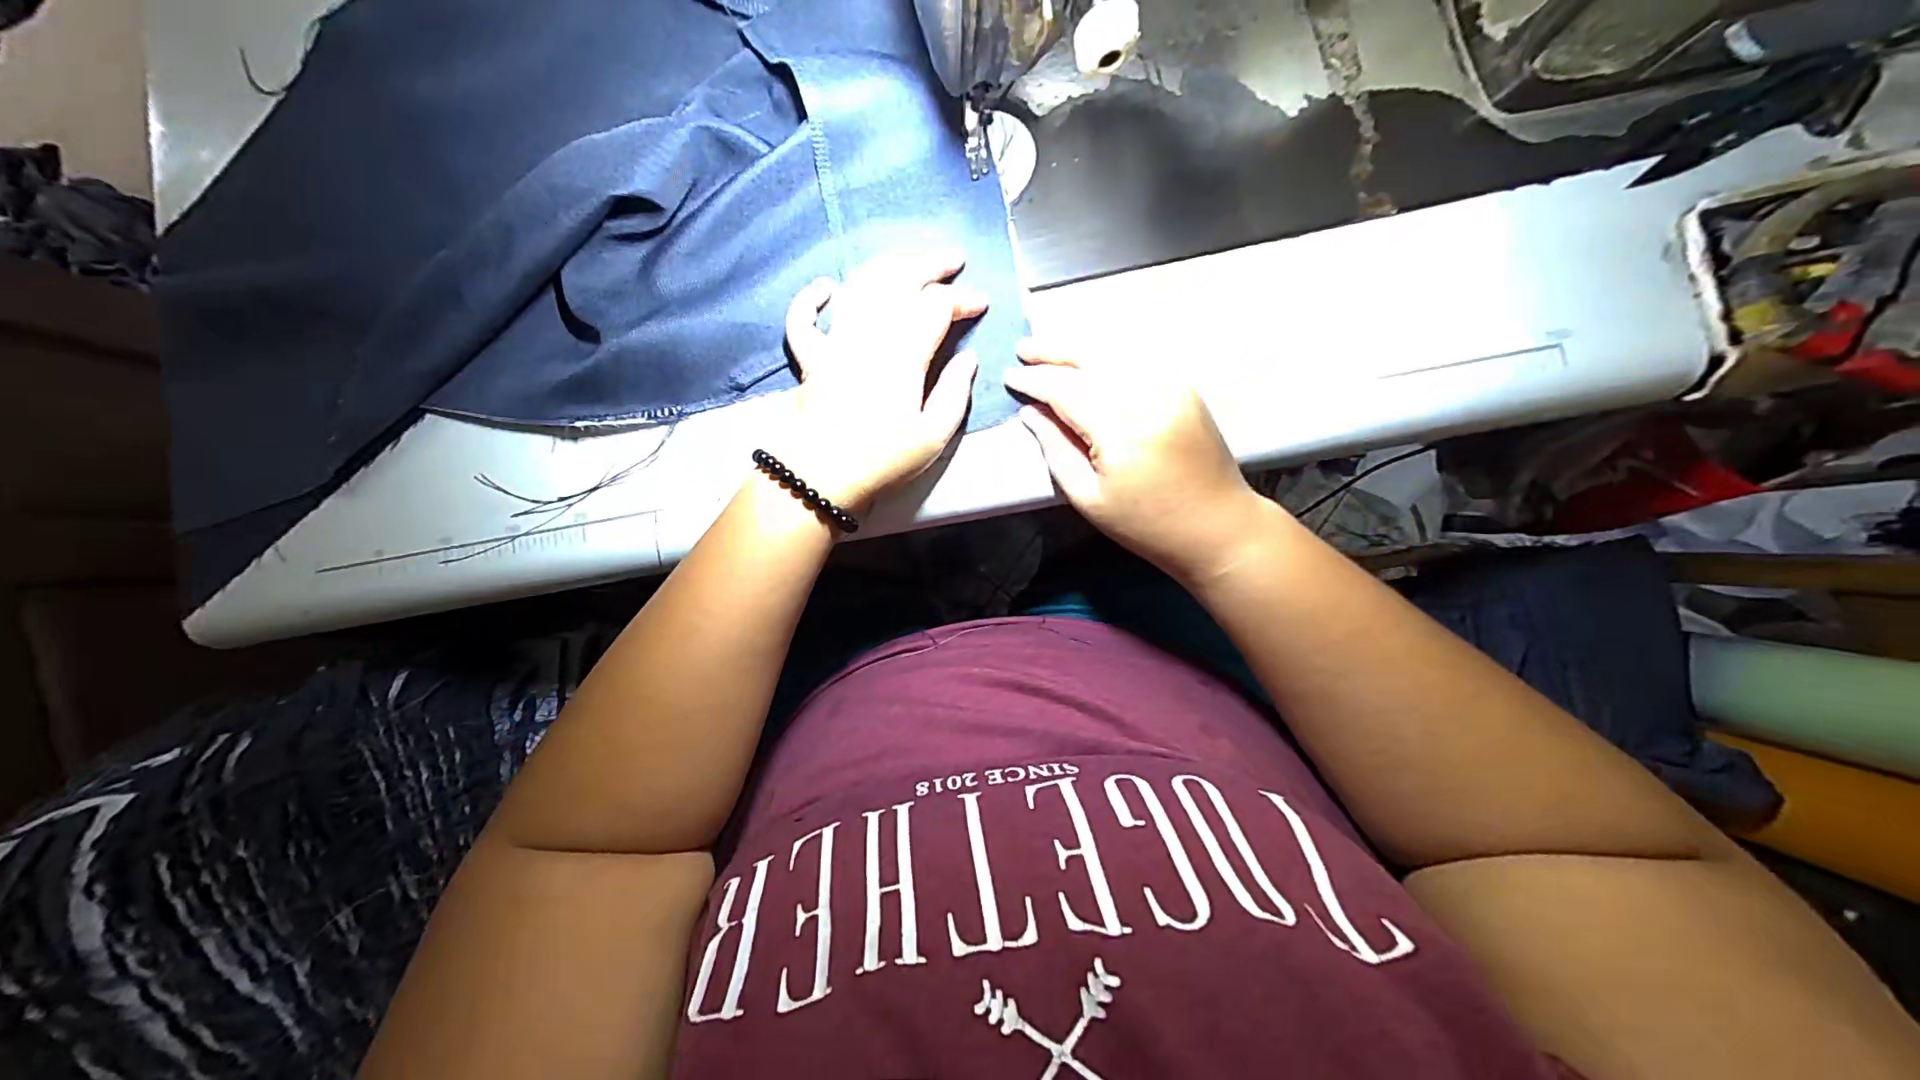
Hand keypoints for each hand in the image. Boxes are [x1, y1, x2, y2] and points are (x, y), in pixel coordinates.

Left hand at [772, 249, 984, 511]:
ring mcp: (835, 342)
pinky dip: (812, 297)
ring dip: (887, 266)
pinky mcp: (811, 358)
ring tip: (910, 264)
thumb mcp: (933, 436)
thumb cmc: (881, 460)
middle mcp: (868, 335)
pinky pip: (803, 317)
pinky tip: (827, 287)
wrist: (820, 476)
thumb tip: (968, 360)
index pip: (936, 305)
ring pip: (859, 285)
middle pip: (899, 278)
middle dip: (930, 264)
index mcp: (903, 353)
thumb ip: (954, 393)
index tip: (980, 305)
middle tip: (953, 260)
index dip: (962, 299)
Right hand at [1004, 341, 1270, 584]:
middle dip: (1054, 353)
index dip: (1035, 381)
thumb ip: (1055, 449)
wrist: (1216, 527)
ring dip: (1080, 349)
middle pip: (1091, 362)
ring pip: (1116, 355)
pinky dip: (1112, 356)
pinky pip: (1141, 362)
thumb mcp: (1088, 498)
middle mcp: (1147, 400)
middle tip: (1024, 350)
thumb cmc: (1146, 525)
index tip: (1010, 377)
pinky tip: (1092, 359)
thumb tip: (1031, 412)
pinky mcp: (1184, 391)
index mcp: (1121, 432)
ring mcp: (1171, 390)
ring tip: (1051, 350)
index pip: (1067, 390)